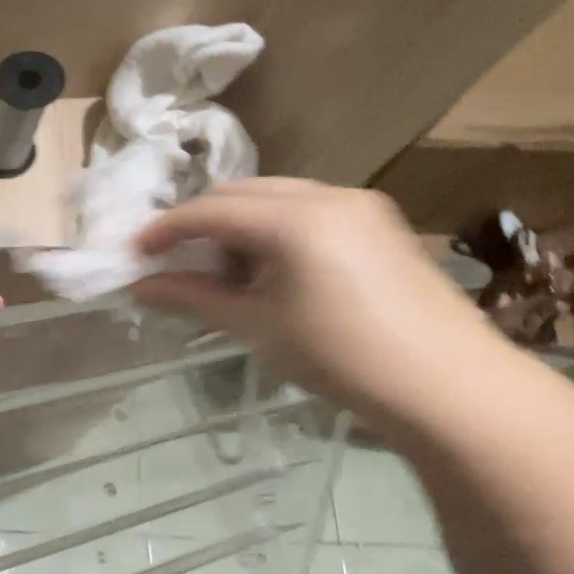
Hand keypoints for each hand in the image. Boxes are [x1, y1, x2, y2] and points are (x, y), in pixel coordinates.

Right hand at [130, 178, 510, 431]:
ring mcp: (358, 207)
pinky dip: (269, 232)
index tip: (132, 256)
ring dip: (234, 227)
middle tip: (169, 264)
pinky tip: (262, 274)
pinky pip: (305, 212)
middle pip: (241, 194)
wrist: (441, 379)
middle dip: (198, 223)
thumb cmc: (336, 353)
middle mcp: (328, 196)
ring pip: (274, 199)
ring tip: (217, 275)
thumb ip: (192, 298)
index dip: (163, 230)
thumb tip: (140, 288)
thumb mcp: (252, 325)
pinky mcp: (376, 225)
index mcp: (295, 219)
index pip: (210, 210)